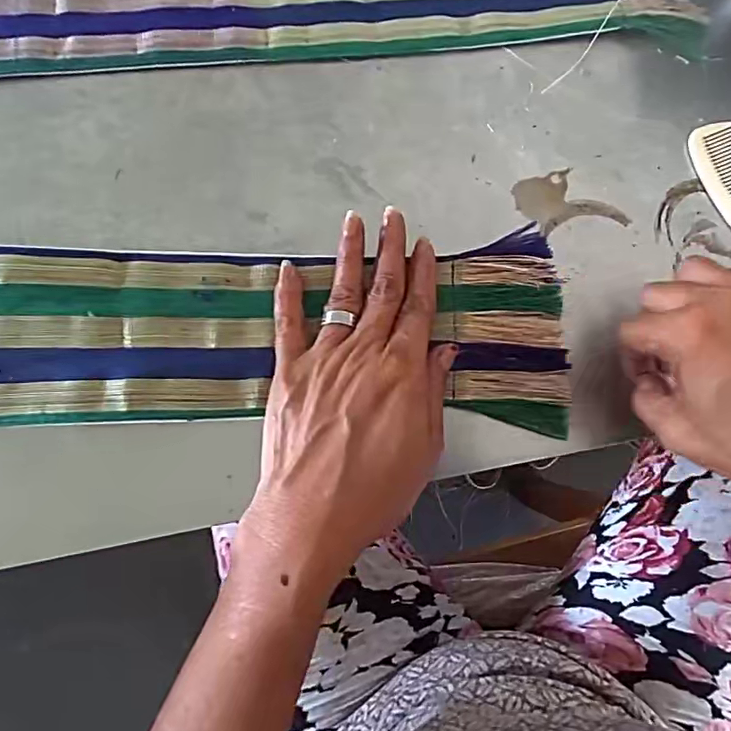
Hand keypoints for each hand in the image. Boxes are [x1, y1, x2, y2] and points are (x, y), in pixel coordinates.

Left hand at [233, 208, 457, 591]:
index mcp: (402, 371)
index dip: (422, 275)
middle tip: (393, 218)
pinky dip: (289, 295)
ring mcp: (323, 359)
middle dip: (391, 251)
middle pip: (382, 293)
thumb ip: (431, 390)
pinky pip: (289, 325)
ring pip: (342, 298)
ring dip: (350, 258)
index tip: (424, 246)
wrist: (312, 512)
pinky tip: (291, 269)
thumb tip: (442, 349)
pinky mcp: (289, 372)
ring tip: (354, 224)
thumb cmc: (375, 489)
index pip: (416, 310)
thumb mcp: (423, 446)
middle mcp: (364, 354)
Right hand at [619, 257, 730, 529]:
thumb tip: (647, 382)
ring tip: (695, 329)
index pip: (632, 329)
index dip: (631, 357)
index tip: (646, 375)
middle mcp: (719, 302)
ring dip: (684, 298)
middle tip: (668, 356)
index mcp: (687, 332)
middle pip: (656, 294)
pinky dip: (725, 291)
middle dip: (654, 326)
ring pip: (694, 271)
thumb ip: (644, 399)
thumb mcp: (677, 433)